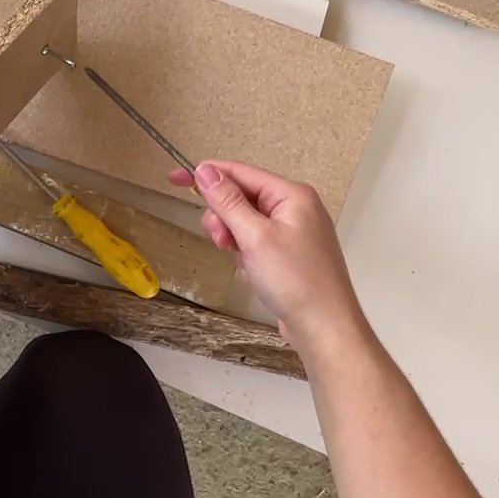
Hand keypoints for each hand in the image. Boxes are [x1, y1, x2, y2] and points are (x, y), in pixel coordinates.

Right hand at [171, 160, 367, 350]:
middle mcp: (294, 207)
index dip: (206, 175)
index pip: (240, 172)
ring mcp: (291, 230)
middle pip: (240, 196)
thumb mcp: (254, 237)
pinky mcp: (286, 251)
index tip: (174, 178)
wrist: (324, 327)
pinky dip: (243, 252)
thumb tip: (205, 171)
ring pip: (243, 220)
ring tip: (241, 259)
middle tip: (221, 240)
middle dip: (223, 217)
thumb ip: (228, 201)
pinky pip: (252, 239)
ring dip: (232, 237)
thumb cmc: (297, 281)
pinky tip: (251, 269)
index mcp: (291, 195)